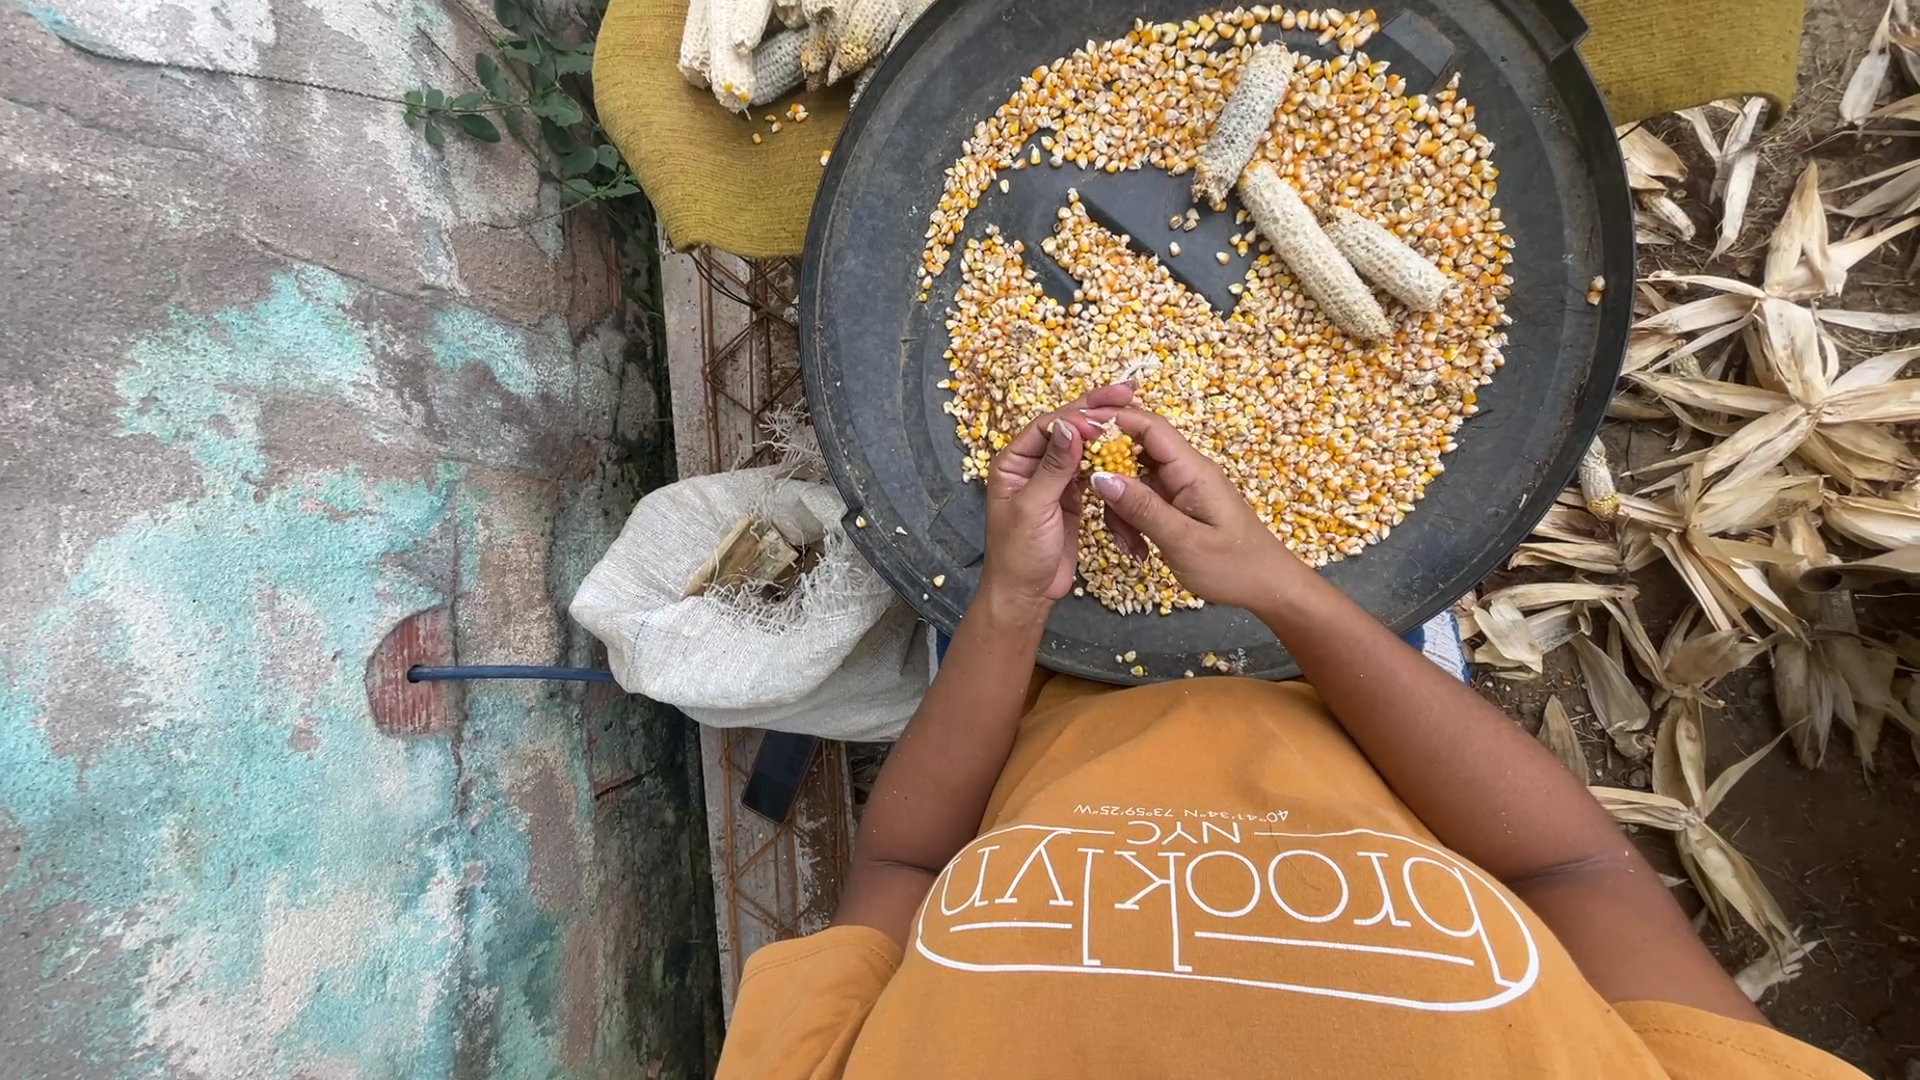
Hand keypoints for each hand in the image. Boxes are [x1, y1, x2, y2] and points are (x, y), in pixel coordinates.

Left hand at [981, 383, 1135, 613]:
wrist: (1026, 593)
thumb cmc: (1018, 554)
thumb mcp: (1033, 508)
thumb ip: (1053, 468)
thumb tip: (1069, 425)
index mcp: (1012, 463)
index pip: (1047, 427)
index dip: (1076, 415)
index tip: (1107, 411)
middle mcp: (1030, 465)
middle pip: (1065, 428)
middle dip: (1095, 410)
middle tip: (1128, 390)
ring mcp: (1052, 479)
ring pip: (1080, 445)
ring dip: (1104, 428)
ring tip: (1132, 408)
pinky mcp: (1070, 495)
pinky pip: (1090, 467)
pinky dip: (1107, 454)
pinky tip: (1126, 442)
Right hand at [1087, 407, 1303, 609]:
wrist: (1269, 589)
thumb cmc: (1234, 567)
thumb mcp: (1183, 542)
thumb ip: (1141, 508)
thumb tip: (1100, 476)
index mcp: (1192, 470)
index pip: (1148, 426)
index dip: (1111, 419)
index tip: (1074, 429)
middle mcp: (1184, 471)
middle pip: (1134, 450)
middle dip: (1107, 473)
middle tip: (1088, 498)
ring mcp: (1180, 488)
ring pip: (1132, 481)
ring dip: (1119, 510)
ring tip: (1128, 546)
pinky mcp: (1176, 505)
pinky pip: (1141, 501)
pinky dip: (1130, 521)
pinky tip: (1136, 550)